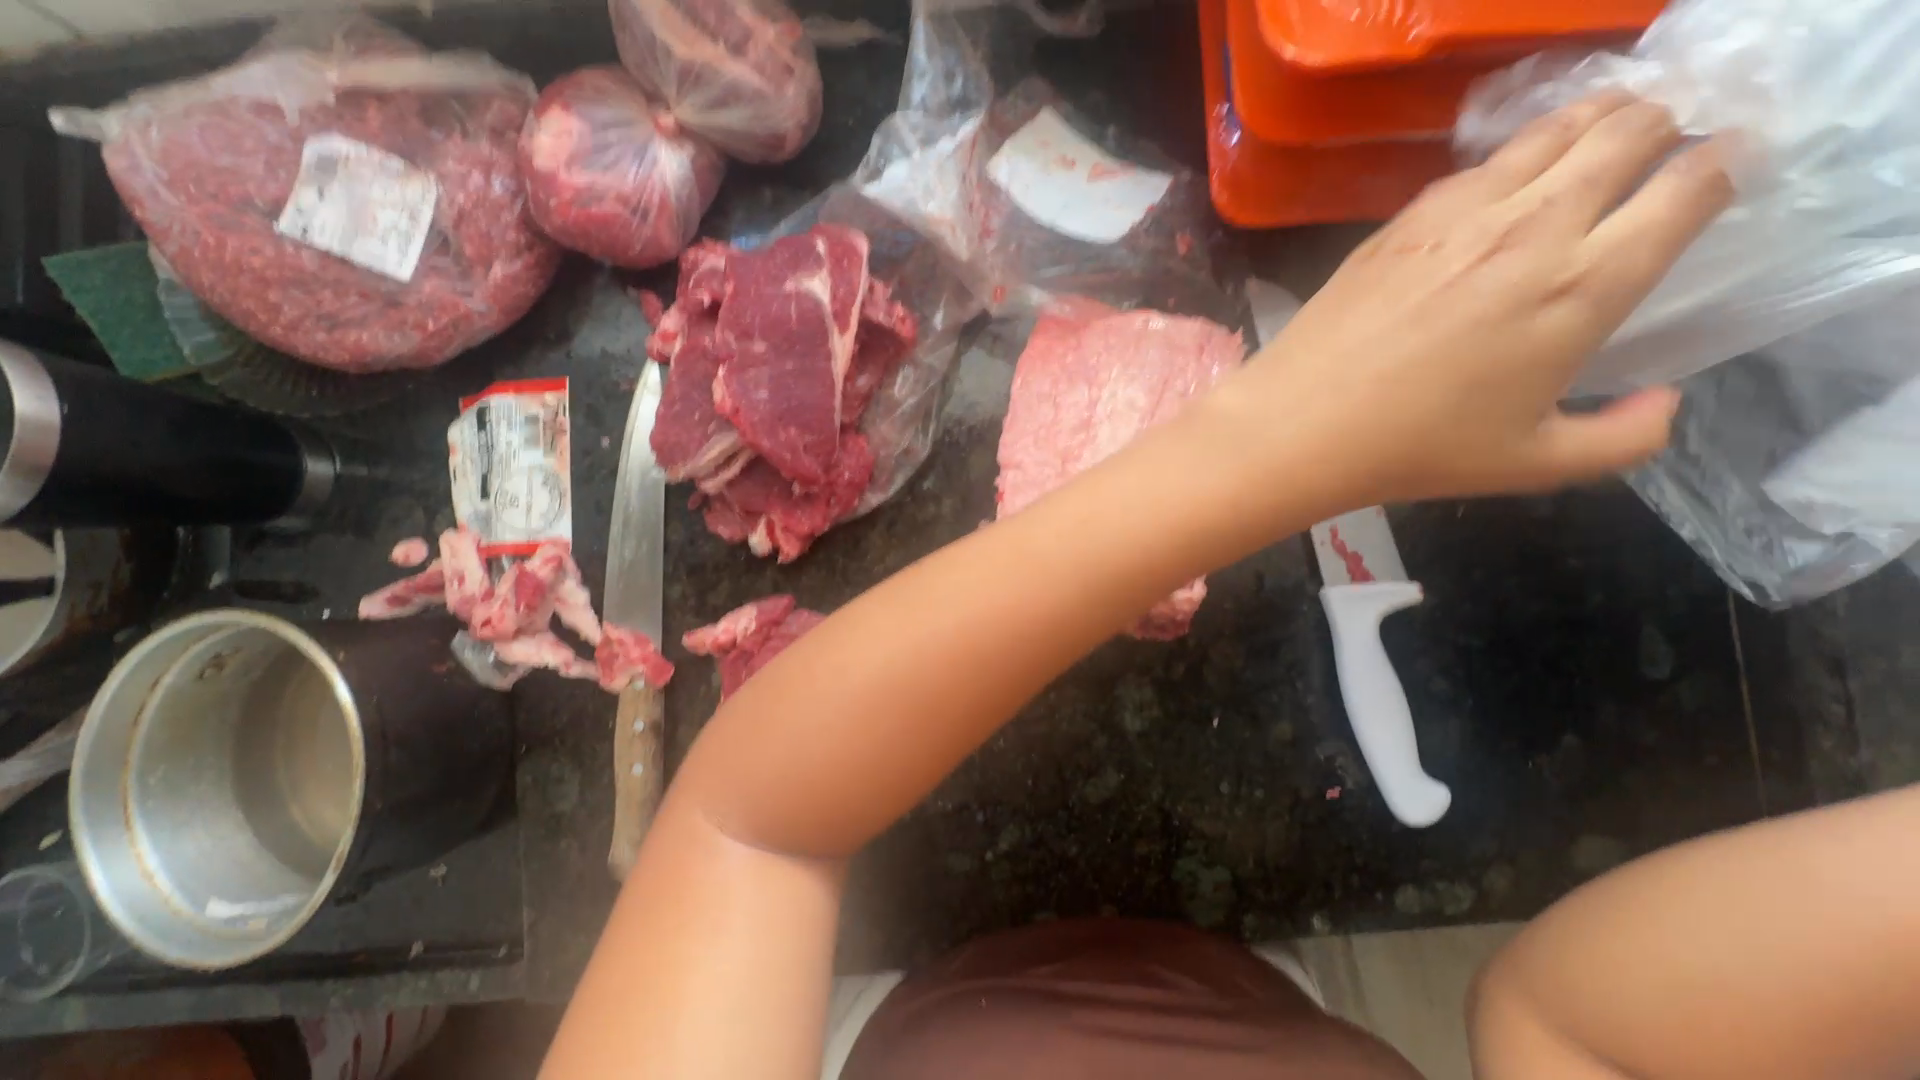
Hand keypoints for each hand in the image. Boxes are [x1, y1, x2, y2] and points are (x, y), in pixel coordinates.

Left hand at [1215, 92, 1733, 505]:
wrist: (1303, 422)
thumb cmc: (1419, 449)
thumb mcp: (1536, 464)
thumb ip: (1624, 439)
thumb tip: (1667, 402)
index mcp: (1586, 285)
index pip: (1688, 187)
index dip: (1725, 161)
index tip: (1731, 161)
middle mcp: (1535, 229)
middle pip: (1628, 132)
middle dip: (1666, 122)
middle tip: (1669, 137)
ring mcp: (1463, 215)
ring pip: (1554, 130)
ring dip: (1597, 118)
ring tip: (1610, 127)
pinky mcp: (1405, 218)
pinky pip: (1480, 164)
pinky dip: (1516, 155)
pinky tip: (1512, 175)